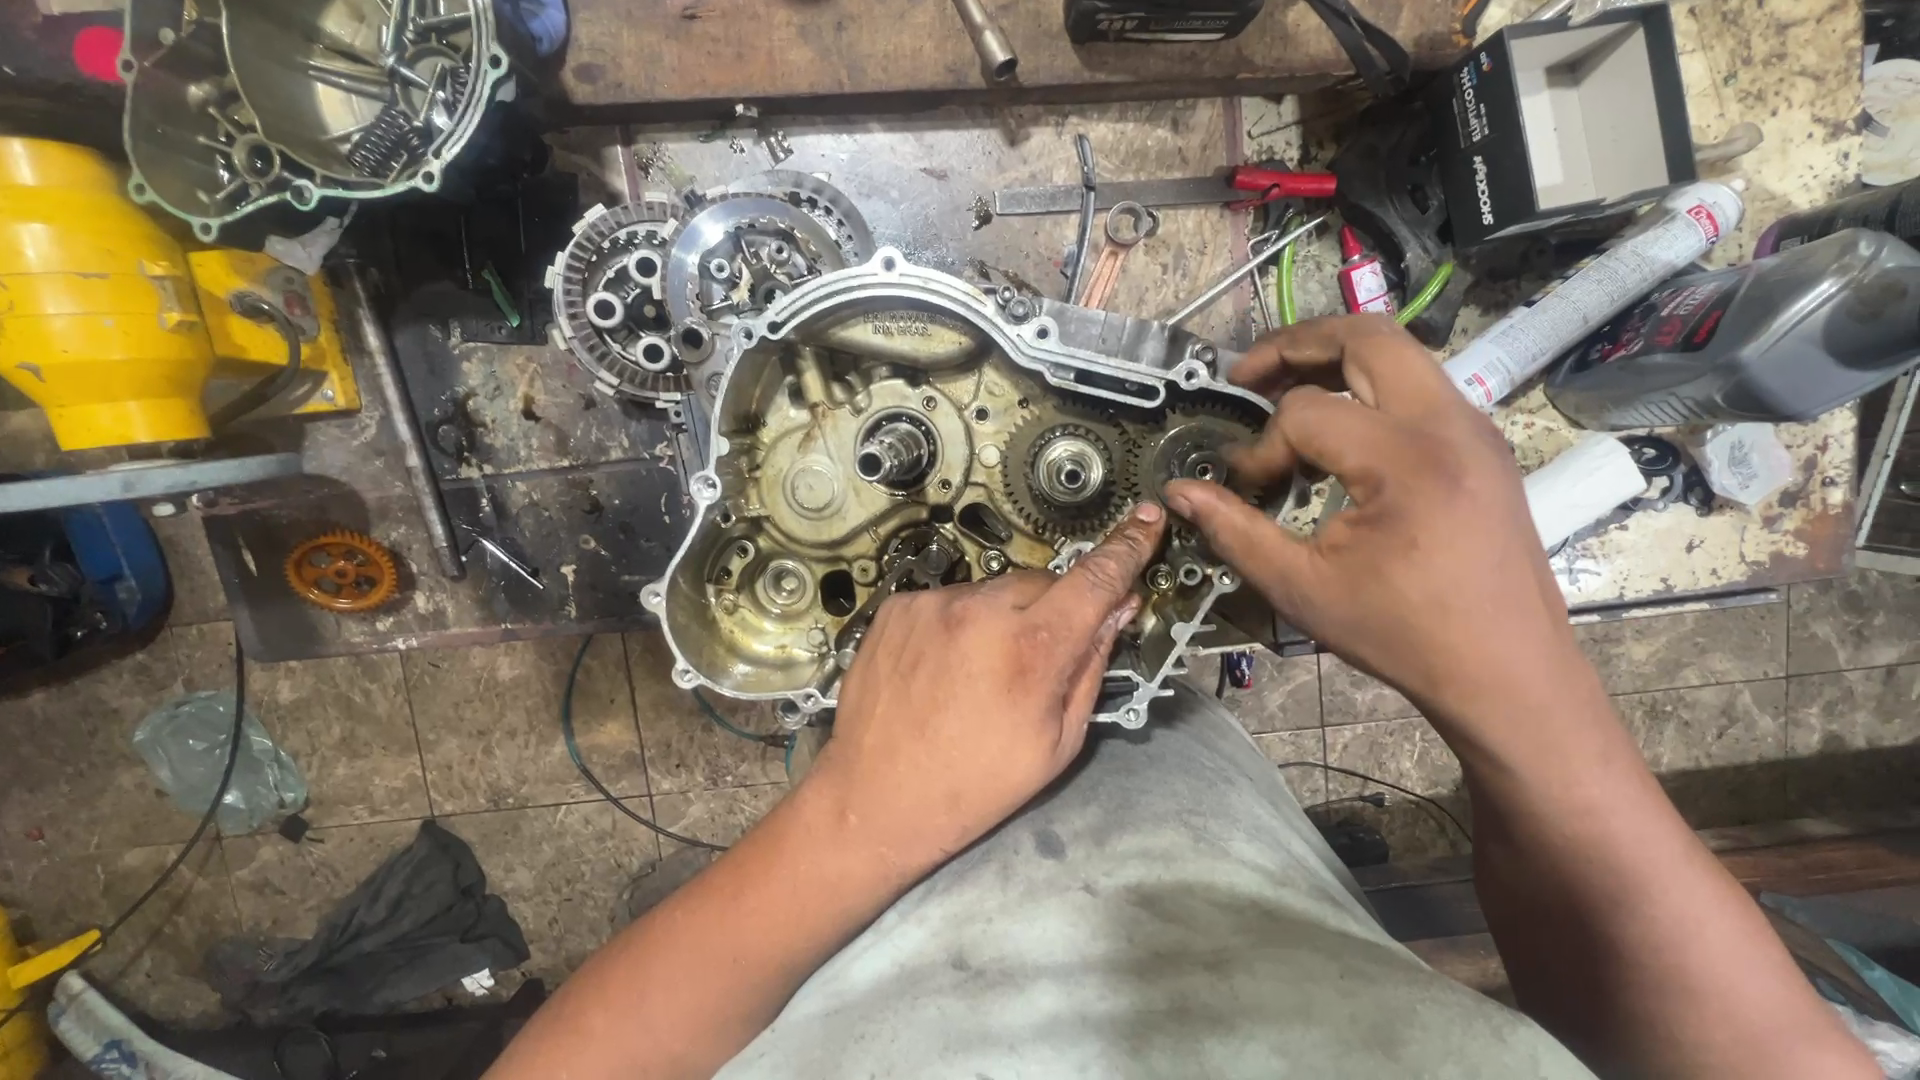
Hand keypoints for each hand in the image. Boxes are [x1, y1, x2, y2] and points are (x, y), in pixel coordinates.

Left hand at [810, 503, 1166, 869]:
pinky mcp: (899, 607)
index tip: (1146, 519)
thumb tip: (1116, 610)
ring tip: (979, 674)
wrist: (876, 797)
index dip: (1128, 547)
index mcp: (1032, 650)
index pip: (1096, 579)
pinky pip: (950, 601)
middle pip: (1043, 584)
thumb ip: (1091, 666)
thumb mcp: (1056, 741)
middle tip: (1036, 660)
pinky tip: (945, 667)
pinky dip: (958, 624)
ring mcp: (934, 605)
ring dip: (1001, 619)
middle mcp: (982, 612)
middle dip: (1052, 611)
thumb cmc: (974, 784)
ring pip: (994, 592)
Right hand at [1163, 315, 1587, 735]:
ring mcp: (1474, 428)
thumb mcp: (1302, 589)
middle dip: (1294, 344)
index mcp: (1406, 460)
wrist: (1508, 672)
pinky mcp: (1482, 444)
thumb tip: (1177, 494)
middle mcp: (1448, 424)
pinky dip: (1366, 386)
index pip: (1307, 413)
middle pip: (1365, 336)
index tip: (1245, 488)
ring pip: (1397, 351)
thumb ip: (1233, 531)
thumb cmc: (1402, 635)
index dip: (1260, 447)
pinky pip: (1417, 385)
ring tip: (1281, 389)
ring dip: (1332, 359)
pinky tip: (1336, 430)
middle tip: (1245, 375)